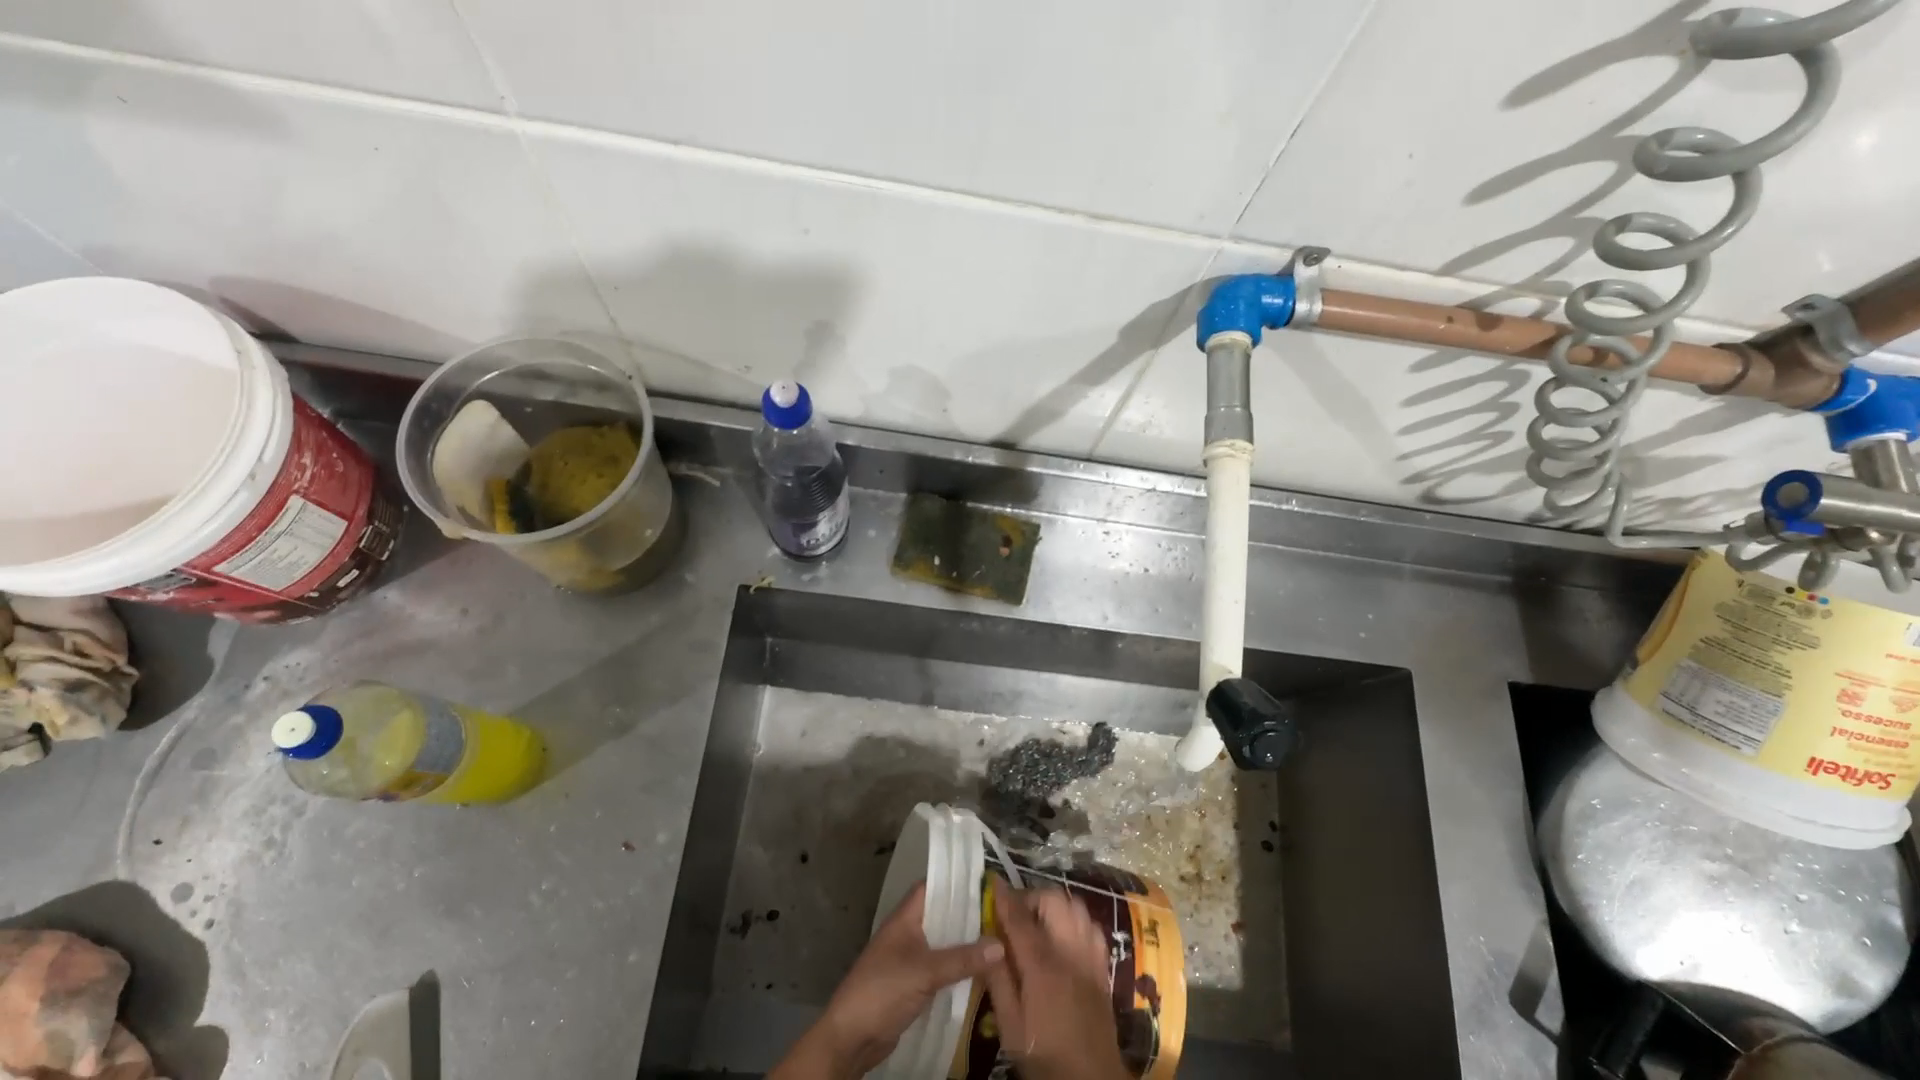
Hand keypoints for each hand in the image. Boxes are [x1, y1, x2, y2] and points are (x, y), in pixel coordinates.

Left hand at [772, 882, 1004, 1079]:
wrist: (852, 1036)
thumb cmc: (883, 990)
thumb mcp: (925, 971)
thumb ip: (963, 958)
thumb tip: (1002, 945)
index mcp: (905, 919)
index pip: (932, 887)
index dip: (957, 882)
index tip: (988, 882)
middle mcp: (909, 934)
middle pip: (943, 916)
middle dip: (970, 915)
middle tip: (1005, 915)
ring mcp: (911, 959)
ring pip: (945, 943)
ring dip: (967, 944)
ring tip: (1002, 940)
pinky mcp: (915, 984)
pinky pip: (943, 968)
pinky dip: (961, 968)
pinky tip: (985, 972)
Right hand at [982, 878, 1131, 1079]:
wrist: (1091, 1079)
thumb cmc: (1044, 1054)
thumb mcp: (1010, 1025)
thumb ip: (998, 981)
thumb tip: (986, 943)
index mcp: (1042, 966)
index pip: (1020, 917)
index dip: (1005, 896)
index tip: (992, 882)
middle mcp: (1071, 953)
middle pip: (1055, 901)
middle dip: (1032, 897)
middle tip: (1014, 912)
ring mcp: (1091, 959)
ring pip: (1078, 908)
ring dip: (1056, 906)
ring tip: (1037, 921)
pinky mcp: (1103, 969)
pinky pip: (1092, 927)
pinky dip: (1075, 921)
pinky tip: (1063, 937)